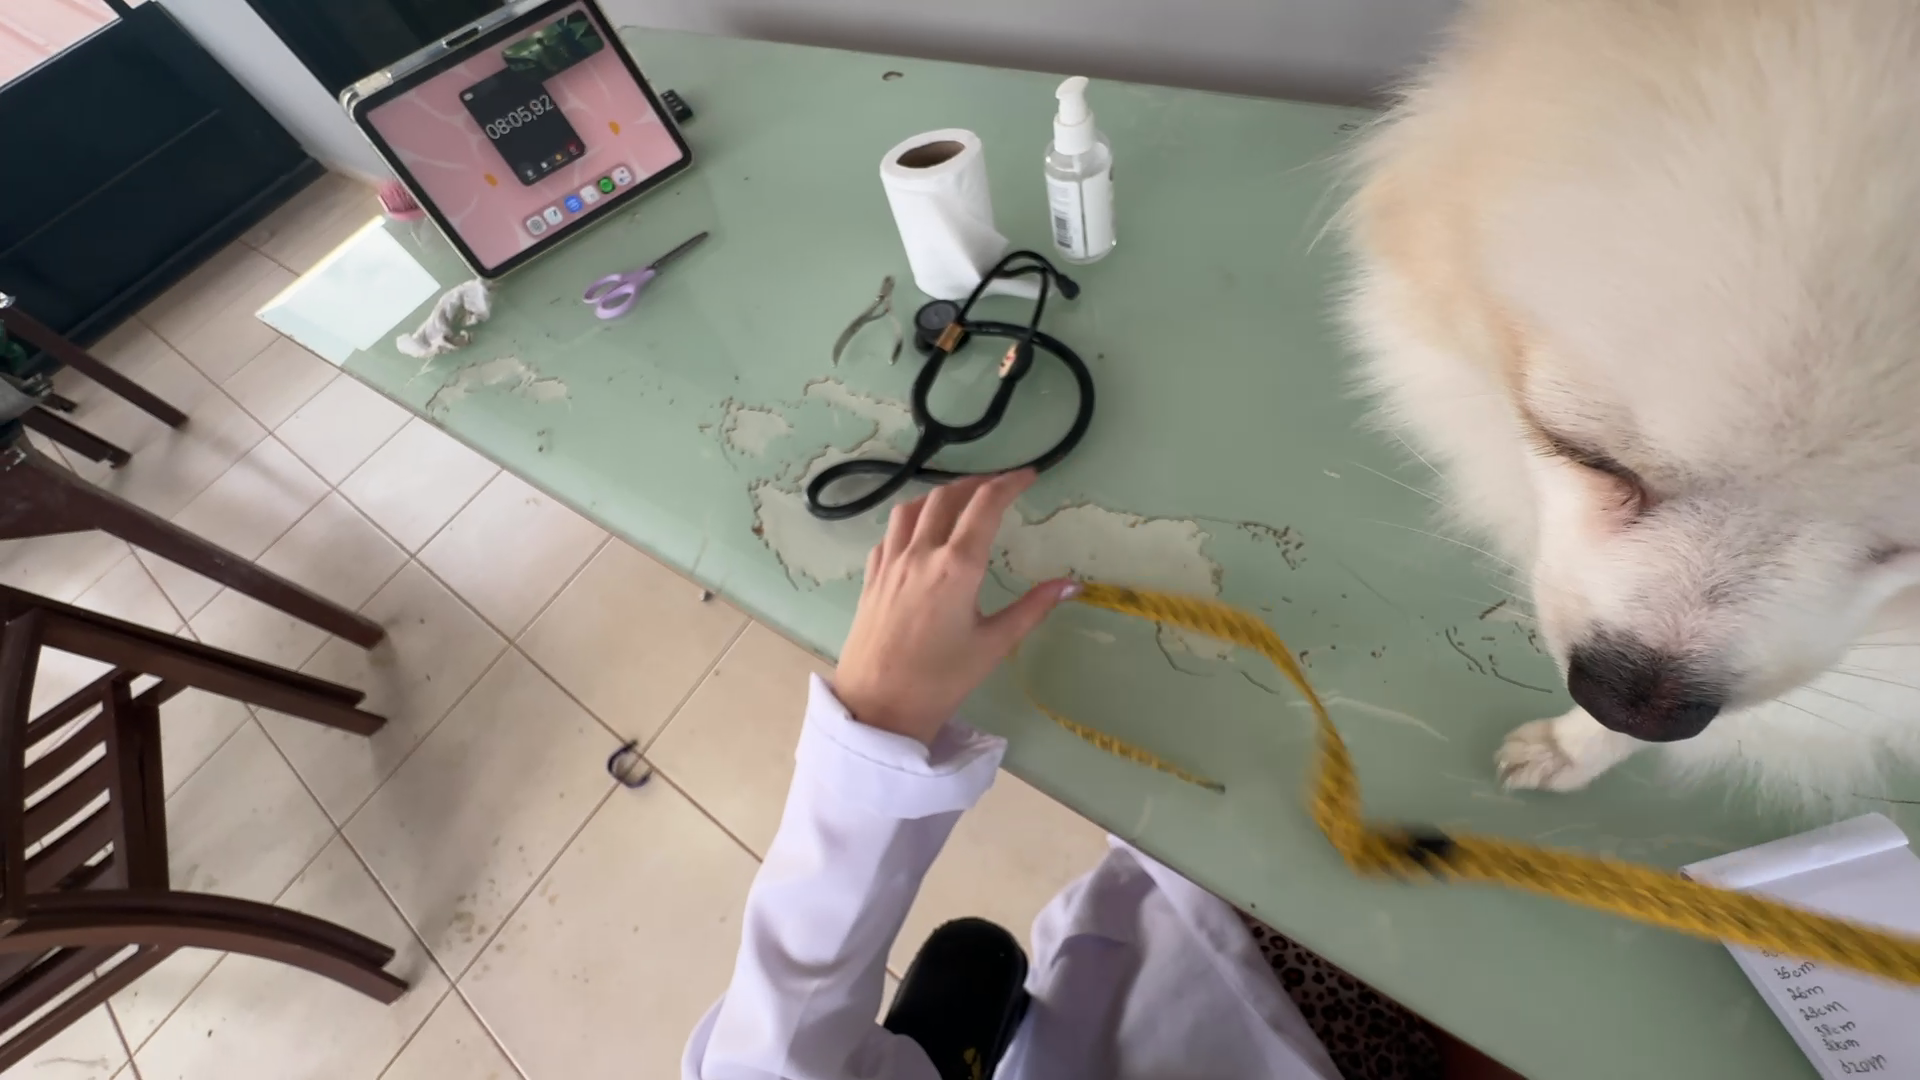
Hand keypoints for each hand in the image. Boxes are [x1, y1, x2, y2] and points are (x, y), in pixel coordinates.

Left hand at [833, 471, 1078, 744]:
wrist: (876, 707)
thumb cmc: (940, 680)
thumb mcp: (994, 645)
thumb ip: (1033, 608)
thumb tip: (1072, 584)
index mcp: (957, 565)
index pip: (986, 504)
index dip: (1010, 482)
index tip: (1028, 475)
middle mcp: (921, 552)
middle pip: (947, 495)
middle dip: (976, 483)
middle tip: (998, 486)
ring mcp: (890, 561)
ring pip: (912, 507)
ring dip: (939, 495)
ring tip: (958, 501)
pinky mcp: (871, 575)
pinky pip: (890, 532)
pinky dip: (909, 520)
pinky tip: (918, 534)